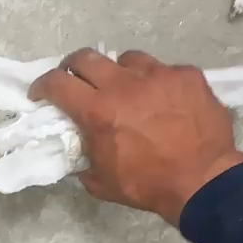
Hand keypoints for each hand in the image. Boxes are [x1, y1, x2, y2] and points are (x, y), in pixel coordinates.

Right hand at [30, 48, 242, 223]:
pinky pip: (162, 70)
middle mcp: (123, 85)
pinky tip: (161, 100)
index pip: (57, 83)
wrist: (201, 180)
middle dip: (72, 68)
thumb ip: (83, 159)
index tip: (40, 94)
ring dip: (117, 71)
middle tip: (75, 81)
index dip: (42, 85)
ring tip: (124, 88)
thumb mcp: (100, 180)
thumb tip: (79, 152)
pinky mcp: (186, 75)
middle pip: (85, 57)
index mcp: (97, 111)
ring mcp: (157, 75)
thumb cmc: (146, 185)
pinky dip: (154, 82)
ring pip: (126, 59)